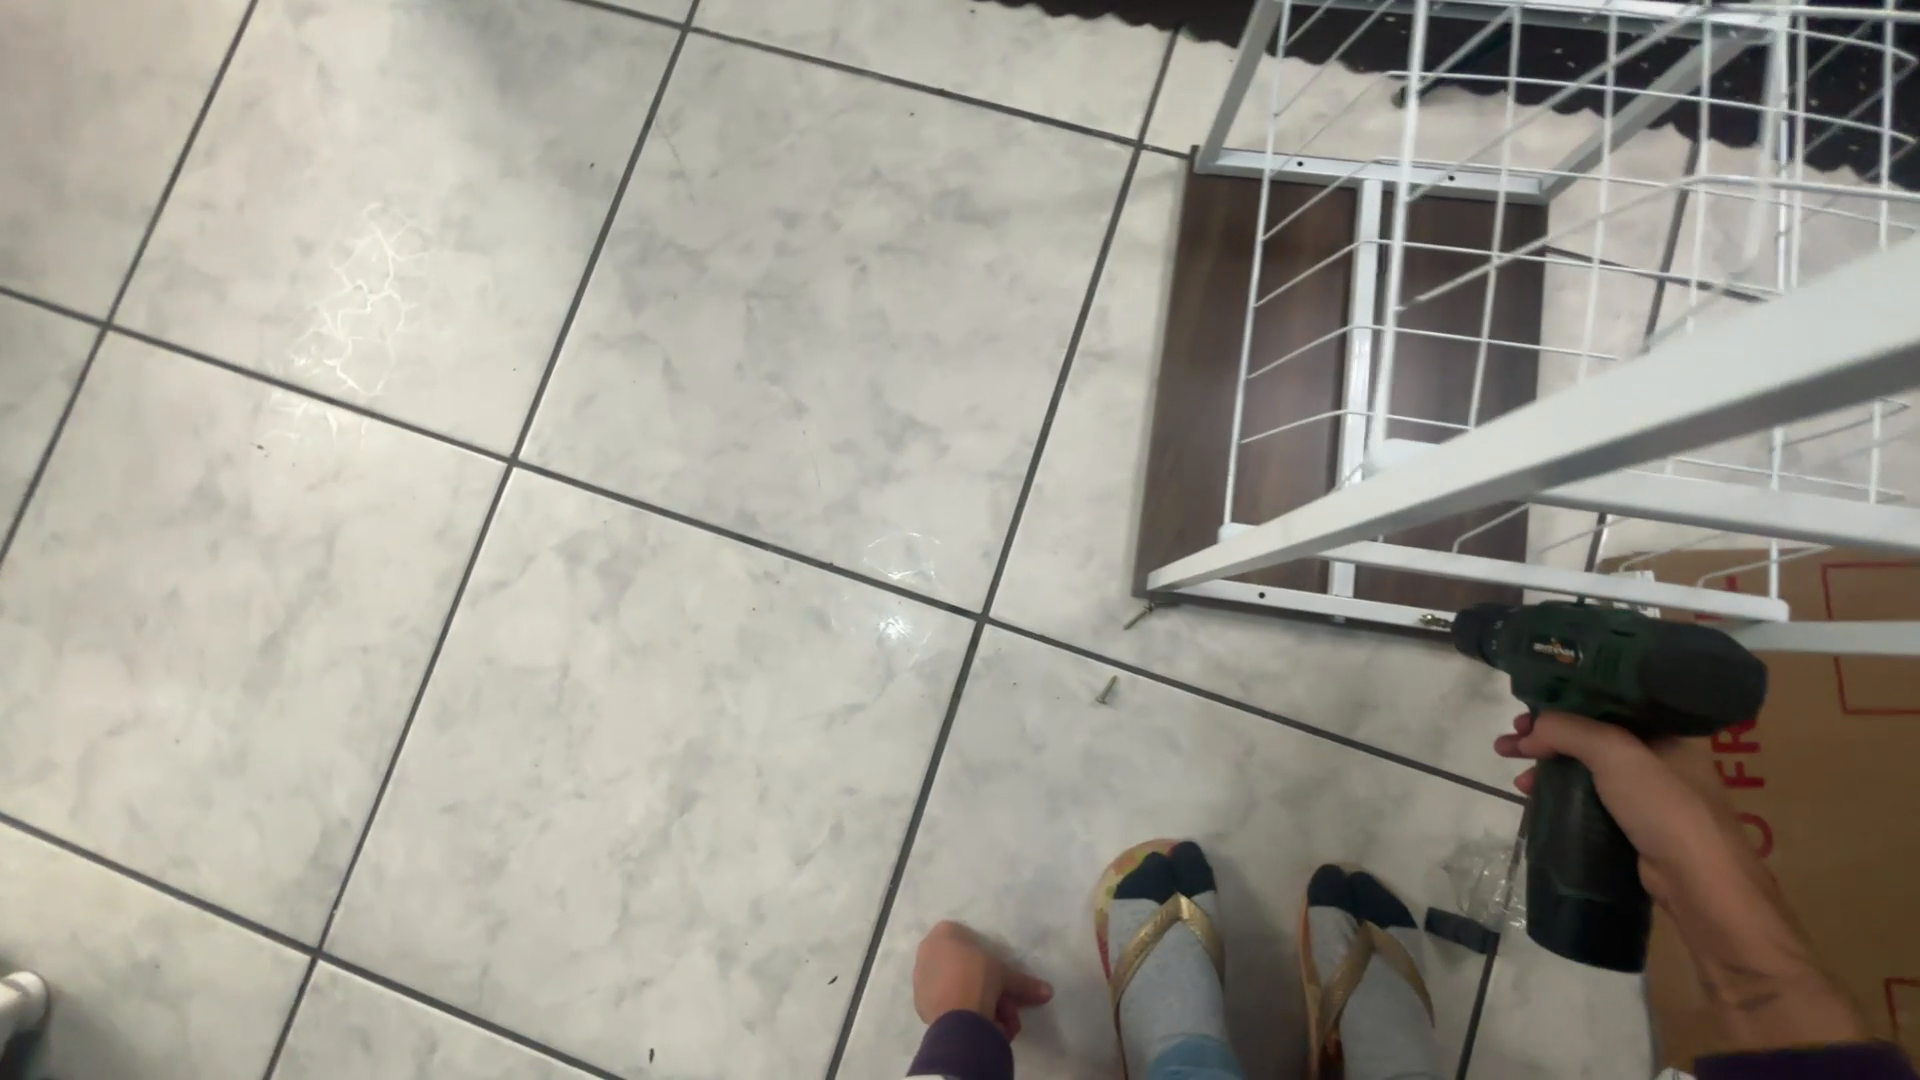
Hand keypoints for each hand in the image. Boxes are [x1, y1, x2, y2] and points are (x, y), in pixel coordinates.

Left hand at [912, 921, 1053, 1039]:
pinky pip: (949, 1006)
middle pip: (965, 968)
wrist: (956, 1015)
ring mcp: (921, 979)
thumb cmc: (978, 977)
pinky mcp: (921, 1005)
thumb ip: (1024, 983)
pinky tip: (982, 1027)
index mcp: (943, 934)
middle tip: (1006, 1005)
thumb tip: (1048, 992)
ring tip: (999, 1021)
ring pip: (958, 989)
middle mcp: (928, 952)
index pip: (967, 939)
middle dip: (990, 990)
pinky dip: (966, 1015)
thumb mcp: (1005, 975)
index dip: (988, 960)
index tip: (1001, 978)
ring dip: (982, 1005)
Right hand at [1495, 711, 1863, 1048]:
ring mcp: (1647, 794)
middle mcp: (1658, 759)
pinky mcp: (1633, 823)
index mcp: (1665, 735)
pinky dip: (1557, 792)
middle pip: (1587, 736)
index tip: (1525, 714)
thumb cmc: (1665, 808)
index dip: (1560, 705)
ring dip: (1544, 765)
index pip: (1603, 705)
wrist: (1700, 884)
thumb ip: (1568, 730)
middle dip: (1542, 737)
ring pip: (1583, 766)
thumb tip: (1530, 733)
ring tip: (1516, 778)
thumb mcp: (1615, 753)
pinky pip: (1585, 795)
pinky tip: (1535, 797)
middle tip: (1507, 744)